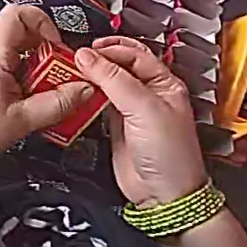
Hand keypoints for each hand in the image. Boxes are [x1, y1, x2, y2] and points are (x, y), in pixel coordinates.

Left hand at [0, 4, 96, 173]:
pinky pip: (12, 69)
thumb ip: (58, 104)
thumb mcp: (21, 121)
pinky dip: (28, 81)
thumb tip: (86, 90)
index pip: (19, 12)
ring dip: (40, 71)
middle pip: (25, 33)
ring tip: (50, 96)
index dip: (45, 23)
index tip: (58, 50)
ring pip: (21, 53)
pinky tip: (33, 105)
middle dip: (49, 54)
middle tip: (62, 78)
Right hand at [72, 37, 207, 206]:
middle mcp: (149, 93)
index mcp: (164, 83)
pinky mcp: (118, 125)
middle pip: (121, 65)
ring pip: (108, 82)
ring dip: (92, 76)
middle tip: (78, 58)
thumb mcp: (144, 108)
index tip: (89, 50)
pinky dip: (88, 95)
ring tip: (75, 72)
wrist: (164, 196)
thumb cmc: (171, 156)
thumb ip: (114, 79)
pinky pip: (100, 102)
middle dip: (100, 58)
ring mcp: (132, 109)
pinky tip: (79, 92)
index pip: (135, 54)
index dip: (112, 49)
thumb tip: (88, 56)